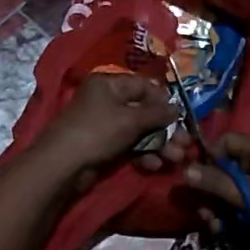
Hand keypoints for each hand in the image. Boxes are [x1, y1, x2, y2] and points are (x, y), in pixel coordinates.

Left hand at [31, 73, 177, 177]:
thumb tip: (177, 108)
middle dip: (165, 128)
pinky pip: (130, 145)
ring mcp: (105, 124)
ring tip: (175, 158)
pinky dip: (143, 154)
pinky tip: (154, 166)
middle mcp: (106, 100)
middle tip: (184, 144)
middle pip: (143, 110)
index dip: (163, 99)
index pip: (143, 85)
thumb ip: (157, 113)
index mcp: (108, 83)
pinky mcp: (104, 146)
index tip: (180, 115)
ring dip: (159, 144)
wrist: (64, 166)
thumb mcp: (130, 119)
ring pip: (139, 131)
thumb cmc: (97, 132)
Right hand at [157, 132, 249, 249]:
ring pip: (228, 188)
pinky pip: (238, 203)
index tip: (191, 172)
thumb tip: (184, 171)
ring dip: (216, 205)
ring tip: (212, 223)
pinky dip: (228, 215)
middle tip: (201, 207)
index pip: (225, 141)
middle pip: (224, 167)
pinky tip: (222, 229)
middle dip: (209, 188)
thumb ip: (215, 181)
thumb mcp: (248, 194)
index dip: (206, 154)